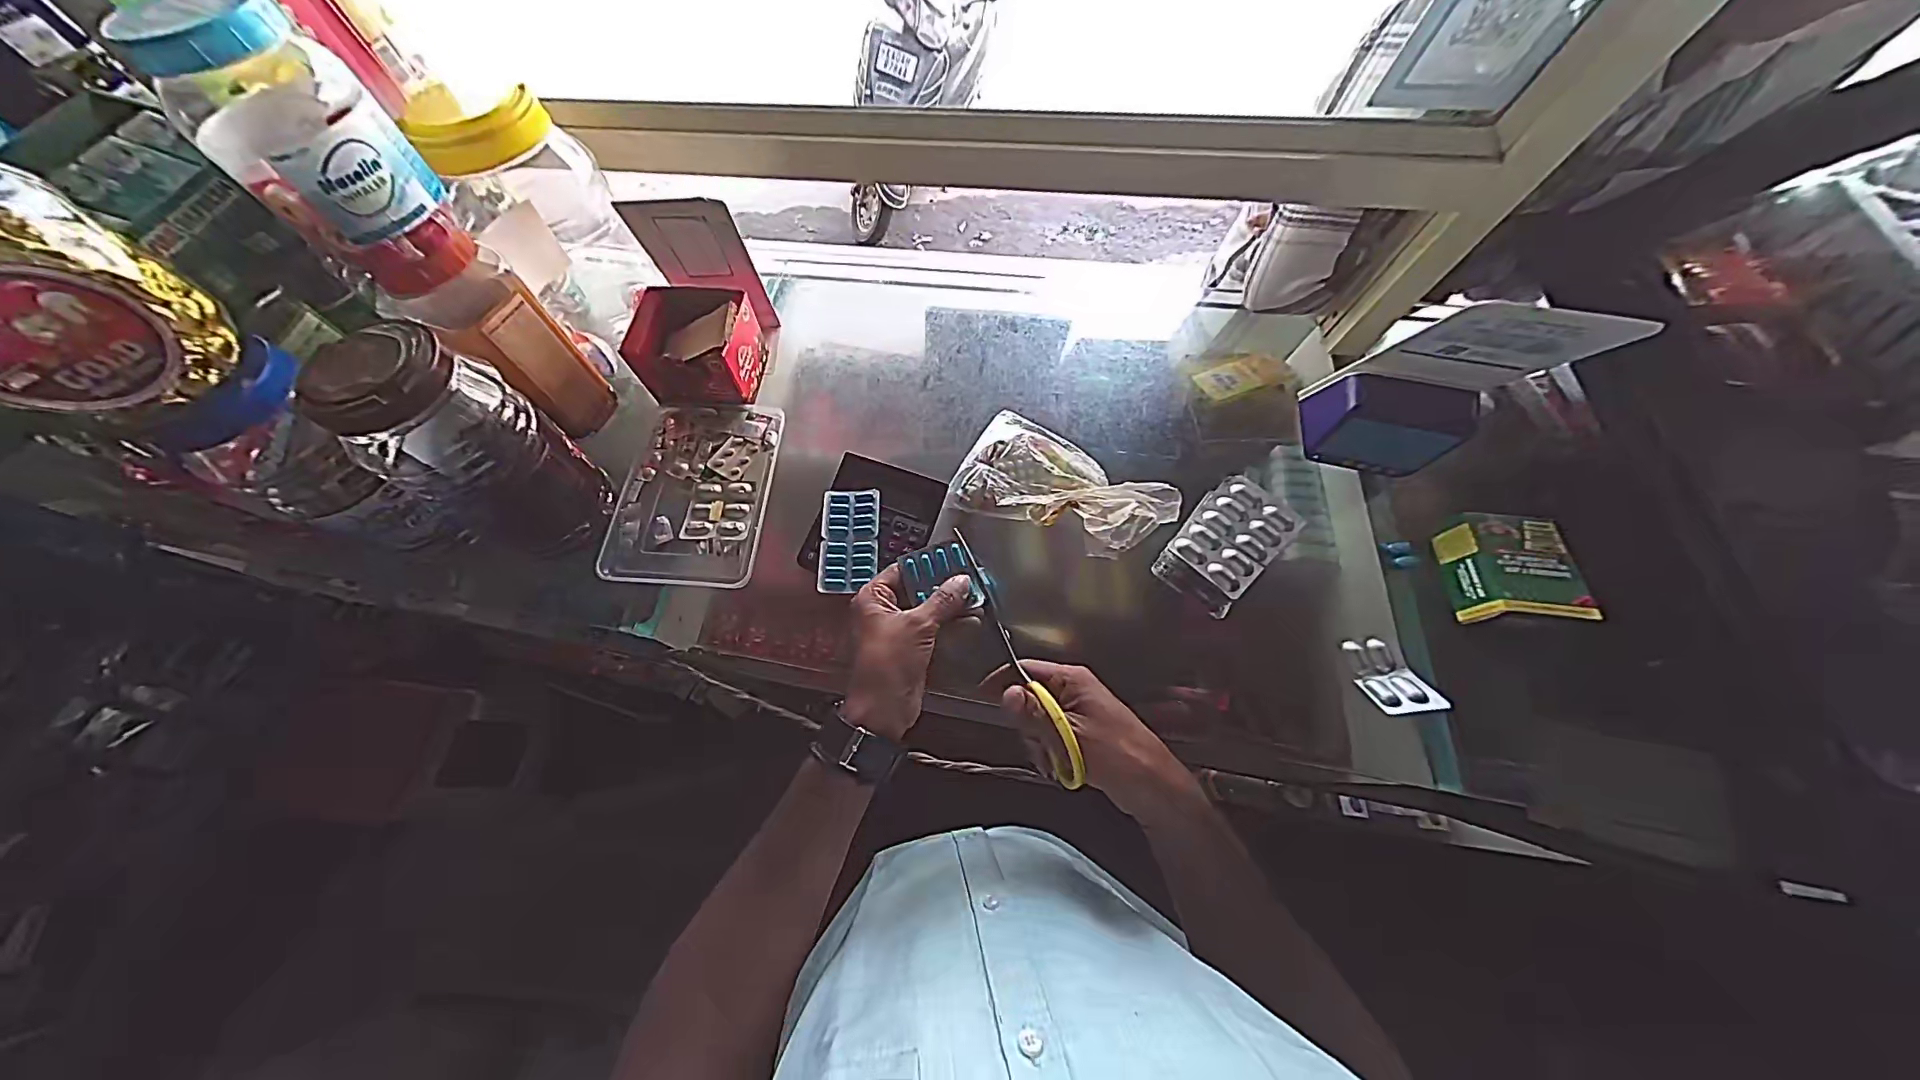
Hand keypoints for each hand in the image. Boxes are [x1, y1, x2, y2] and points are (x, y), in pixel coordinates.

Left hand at [844, 565, 974, 739]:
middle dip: (941, 585)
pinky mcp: (910, 648)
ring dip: (947, 605)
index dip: (926, 564)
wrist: (884, 711)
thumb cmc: (882, 669)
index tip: (950, 560)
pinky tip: (966, 618)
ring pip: (925, 609)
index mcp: (872, 599)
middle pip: (915, 589)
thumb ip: (942, 600)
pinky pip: (931, 628)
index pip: (901, 570)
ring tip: (970, 596)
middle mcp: (881, 613)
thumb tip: (959, 583)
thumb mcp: (918, 625)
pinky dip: (947, 622)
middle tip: (965, 578)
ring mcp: (896, 631)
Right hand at [996, 661, 1205, 822]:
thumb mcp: (1069, 734)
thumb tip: (1006, 693)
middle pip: (1029, 698)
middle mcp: (1075, 690)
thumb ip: (1035, 714)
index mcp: (1073, 679)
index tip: (984, 699)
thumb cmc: (1119, 755)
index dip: (1004, 683)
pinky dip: (1052, 754)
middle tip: (1041, 746)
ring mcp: (1078, 712)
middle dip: (1028, 727)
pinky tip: (1065, 768)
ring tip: (1058, 762)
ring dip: (1041, 746)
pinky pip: (1052, 738)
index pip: (1026, 668)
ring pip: (1038, 723)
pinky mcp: (1081, 733)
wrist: (1153, 788)